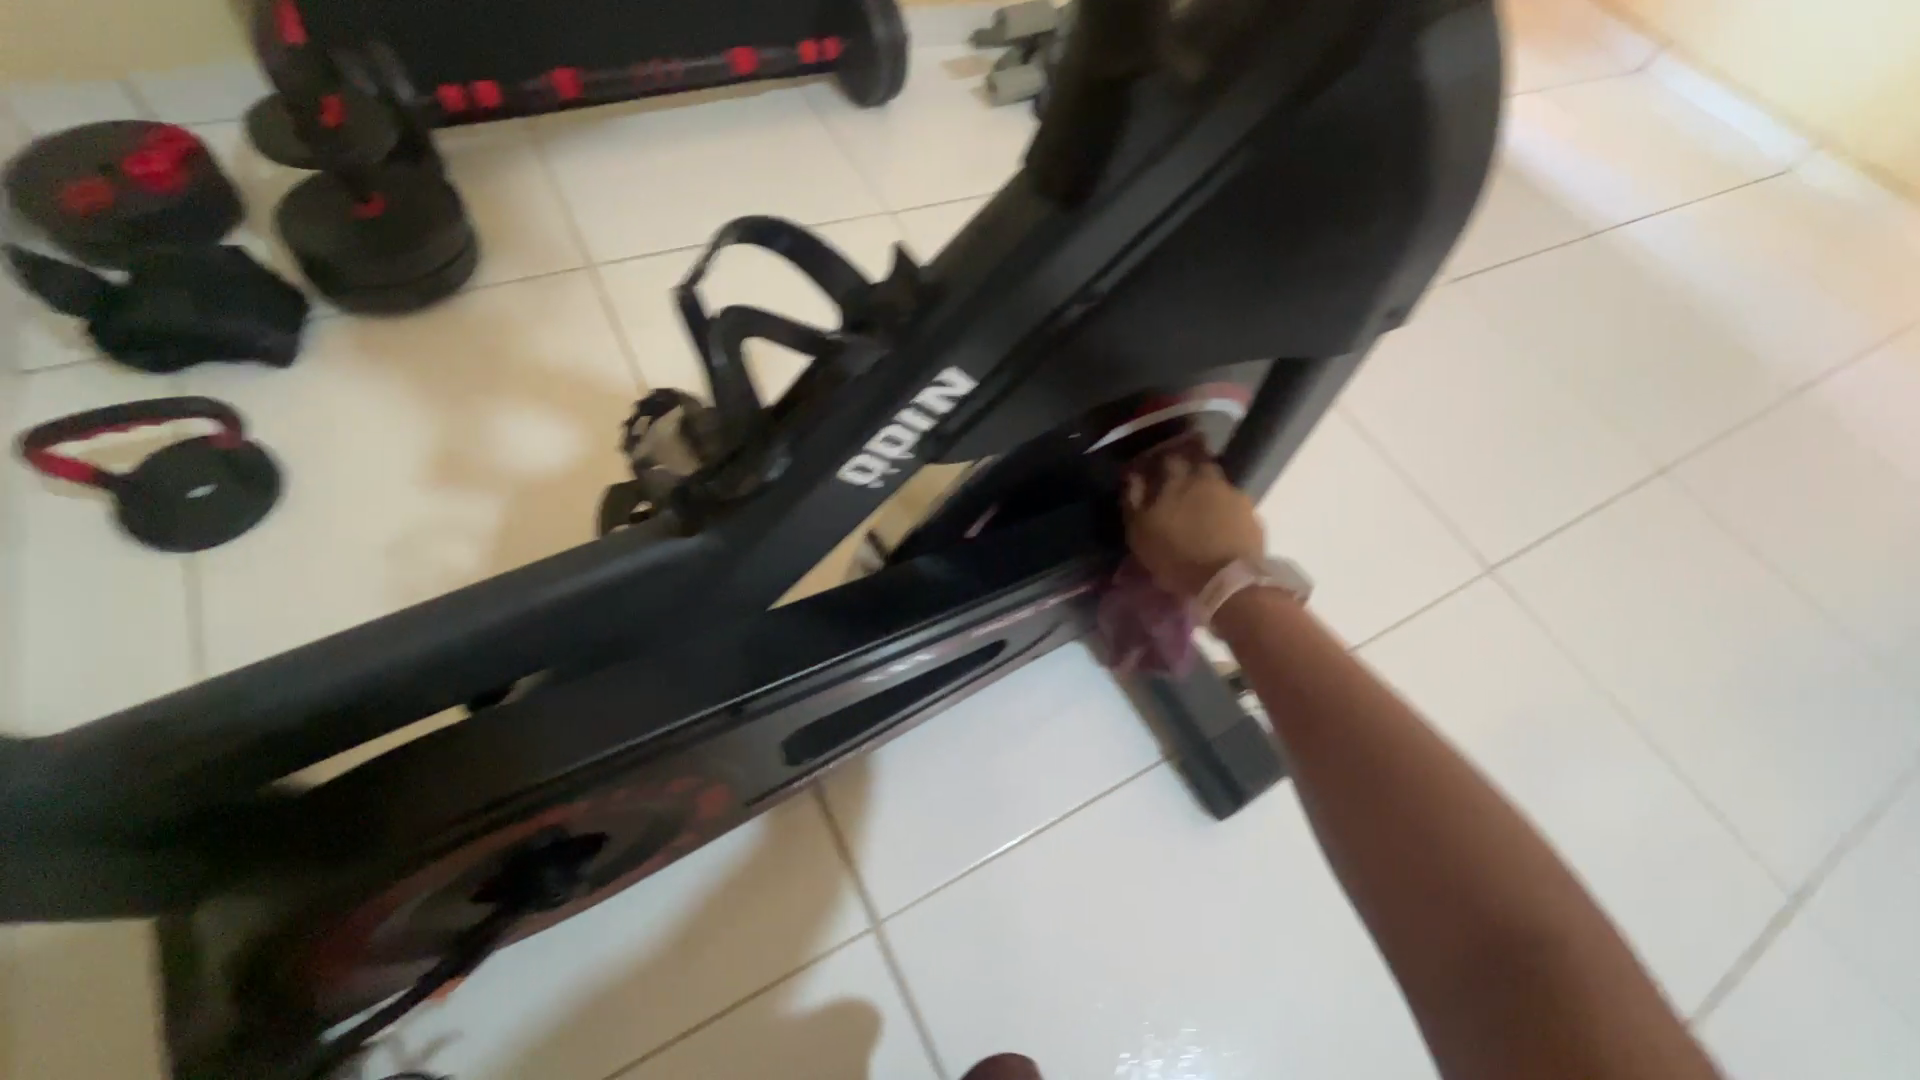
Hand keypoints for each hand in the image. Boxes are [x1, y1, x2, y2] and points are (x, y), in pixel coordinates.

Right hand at [1121, 441, 1265, 599]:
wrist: (1226, 580)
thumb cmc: (1174, 556)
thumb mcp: (1140, 532)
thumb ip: (1134, 500)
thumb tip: (1134, 476)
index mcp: (1177, 481)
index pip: (1169, 458)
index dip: (1163, 461)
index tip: (1157, 469)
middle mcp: (1207, 480)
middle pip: (1199, 462)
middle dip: (1191, 467)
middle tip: (1183, 484)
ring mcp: (1233, 496)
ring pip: (1219, 483)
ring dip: (1210, 490)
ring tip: (1204, 508)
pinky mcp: (1252, 516)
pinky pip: (1236, 506)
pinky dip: (1228, 511)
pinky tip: (1223, 525)